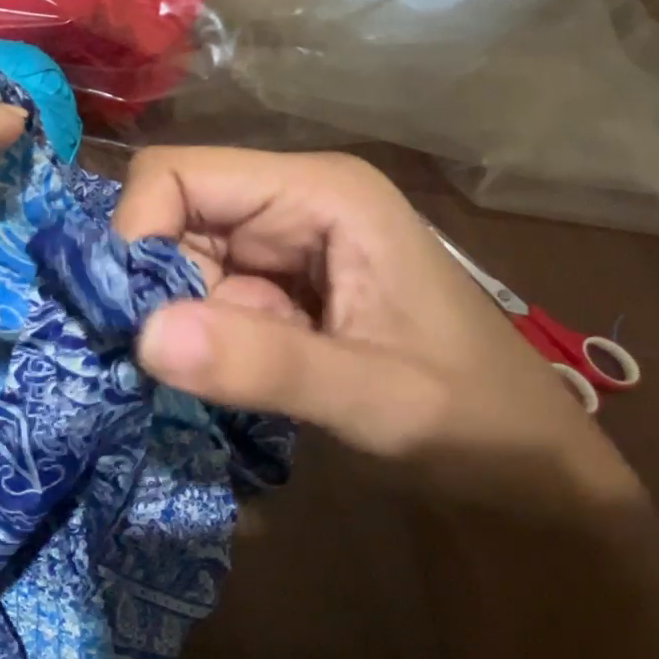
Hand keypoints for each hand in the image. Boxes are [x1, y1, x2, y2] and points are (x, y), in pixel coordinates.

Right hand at [115, 147, 637, 507]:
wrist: (528, 482)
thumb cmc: (479, 427)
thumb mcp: (380, 398)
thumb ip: (267, 365)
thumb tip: (142, 335)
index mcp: (320, 195)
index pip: (175, 176)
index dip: (135, 234)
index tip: (129, 319)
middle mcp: (287, 208)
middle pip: (163, 220)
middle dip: (144, 288)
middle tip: (155, 361)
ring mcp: (273, 254)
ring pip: (166, 265)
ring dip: (159, 320)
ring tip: (187, 379)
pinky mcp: (262, 298)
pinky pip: (186, 303)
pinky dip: (176, 341)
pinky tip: (196, 381)